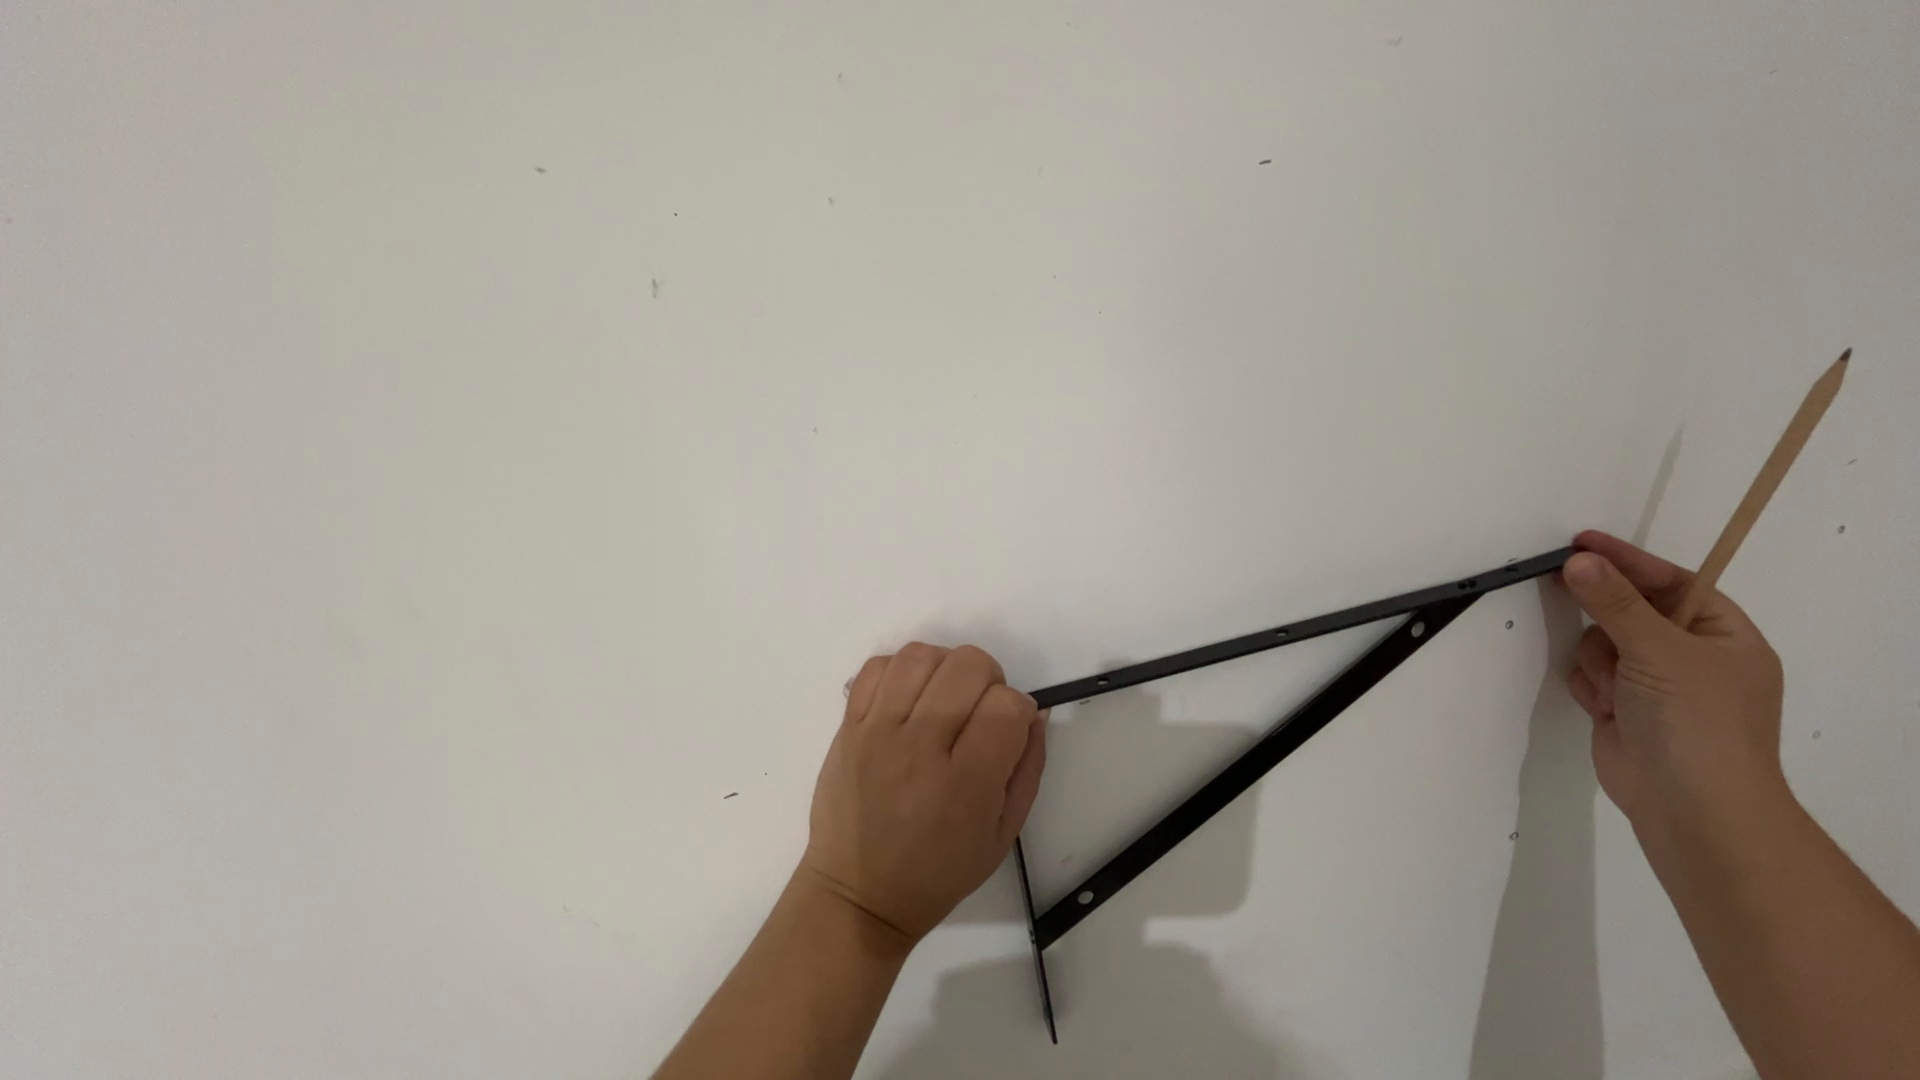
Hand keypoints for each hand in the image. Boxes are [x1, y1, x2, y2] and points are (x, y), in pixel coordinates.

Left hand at [798, 643, 1046, 947]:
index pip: (1007, 705)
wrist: (859, 893)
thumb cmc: (938, 872)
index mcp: (966, 784)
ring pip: (921, 656)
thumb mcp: (1003, 834)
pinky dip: (899, 670)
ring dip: (944, 667)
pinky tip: (908, 699)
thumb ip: (1027, 768)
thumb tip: (1033, 712)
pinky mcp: (848, 726)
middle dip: (988, 680)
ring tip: (943, 697)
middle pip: (967, 666)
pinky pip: (875, 667)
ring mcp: (878, 732)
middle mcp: (920, 749)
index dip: (1018, 707)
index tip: (1008, 729)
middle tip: (979, 710)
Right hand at [1559, 531, 1788, 827]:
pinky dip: (1588, 685)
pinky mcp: (1622, 707)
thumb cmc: (1696, 720)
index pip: (1672, 583)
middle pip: (1630, 612)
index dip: (1628, 561)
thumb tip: (1578, 561)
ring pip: (1602, 644)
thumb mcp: (1659, 651)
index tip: (1580, 542)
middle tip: (1564, 585)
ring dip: (1598, 661)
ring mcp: (1655, 684)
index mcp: (1724, 637)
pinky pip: (1589, 675)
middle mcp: (1691, 656)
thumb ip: (1615, 603)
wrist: (1690, 805)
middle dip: (1607, 617)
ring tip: (1613, 689)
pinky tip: (1601, 706)